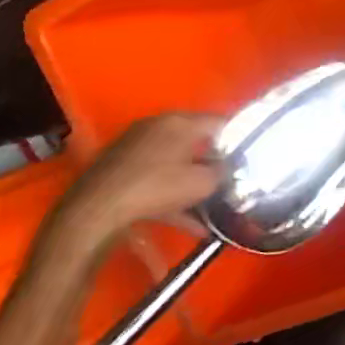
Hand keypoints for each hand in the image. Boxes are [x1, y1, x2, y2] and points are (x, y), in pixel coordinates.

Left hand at [42, 113, 223, 262]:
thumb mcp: (202, 183)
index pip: (218, 122)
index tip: (248, 157)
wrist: (96, 210)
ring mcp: (135, 145)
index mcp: (180, 121)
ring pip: (174, 162)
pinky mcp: (119, 166)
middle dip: (213, 161)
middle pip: (195, 141)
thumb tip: (231, 168)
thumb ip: (222, 173)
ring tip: (210, 208)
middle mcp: (157, 126)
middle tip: (229, 180)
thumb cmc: (156, 188)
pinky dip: (171, 195)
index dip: (237, 139)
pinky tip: (187, 223)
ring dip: (191, 183)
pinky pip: (155, 177)